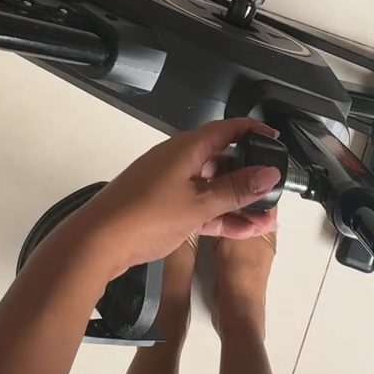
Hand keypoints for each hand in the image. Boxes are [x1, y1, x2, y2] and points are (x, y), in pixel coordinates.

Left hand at [53, 118, 282, 278]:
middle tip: (274, 191)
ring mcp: (172, 184)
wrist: (97, 243)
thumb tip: (269, 174)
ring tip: (266, 219)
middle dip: (250, 176)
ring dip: (238, 202)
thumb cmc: (147, 215)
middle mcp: (181, 160)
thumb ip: (236, 189)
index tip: (277, 143)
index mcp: (188, 147)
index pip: (229, 129)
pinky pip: (201, 206)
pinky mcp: (165, 207)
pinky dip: (220, 216)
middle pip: (223, 160)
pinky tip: (244, 231)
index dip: (255, 132)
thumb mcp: (199, 203)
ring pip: (214, 187)